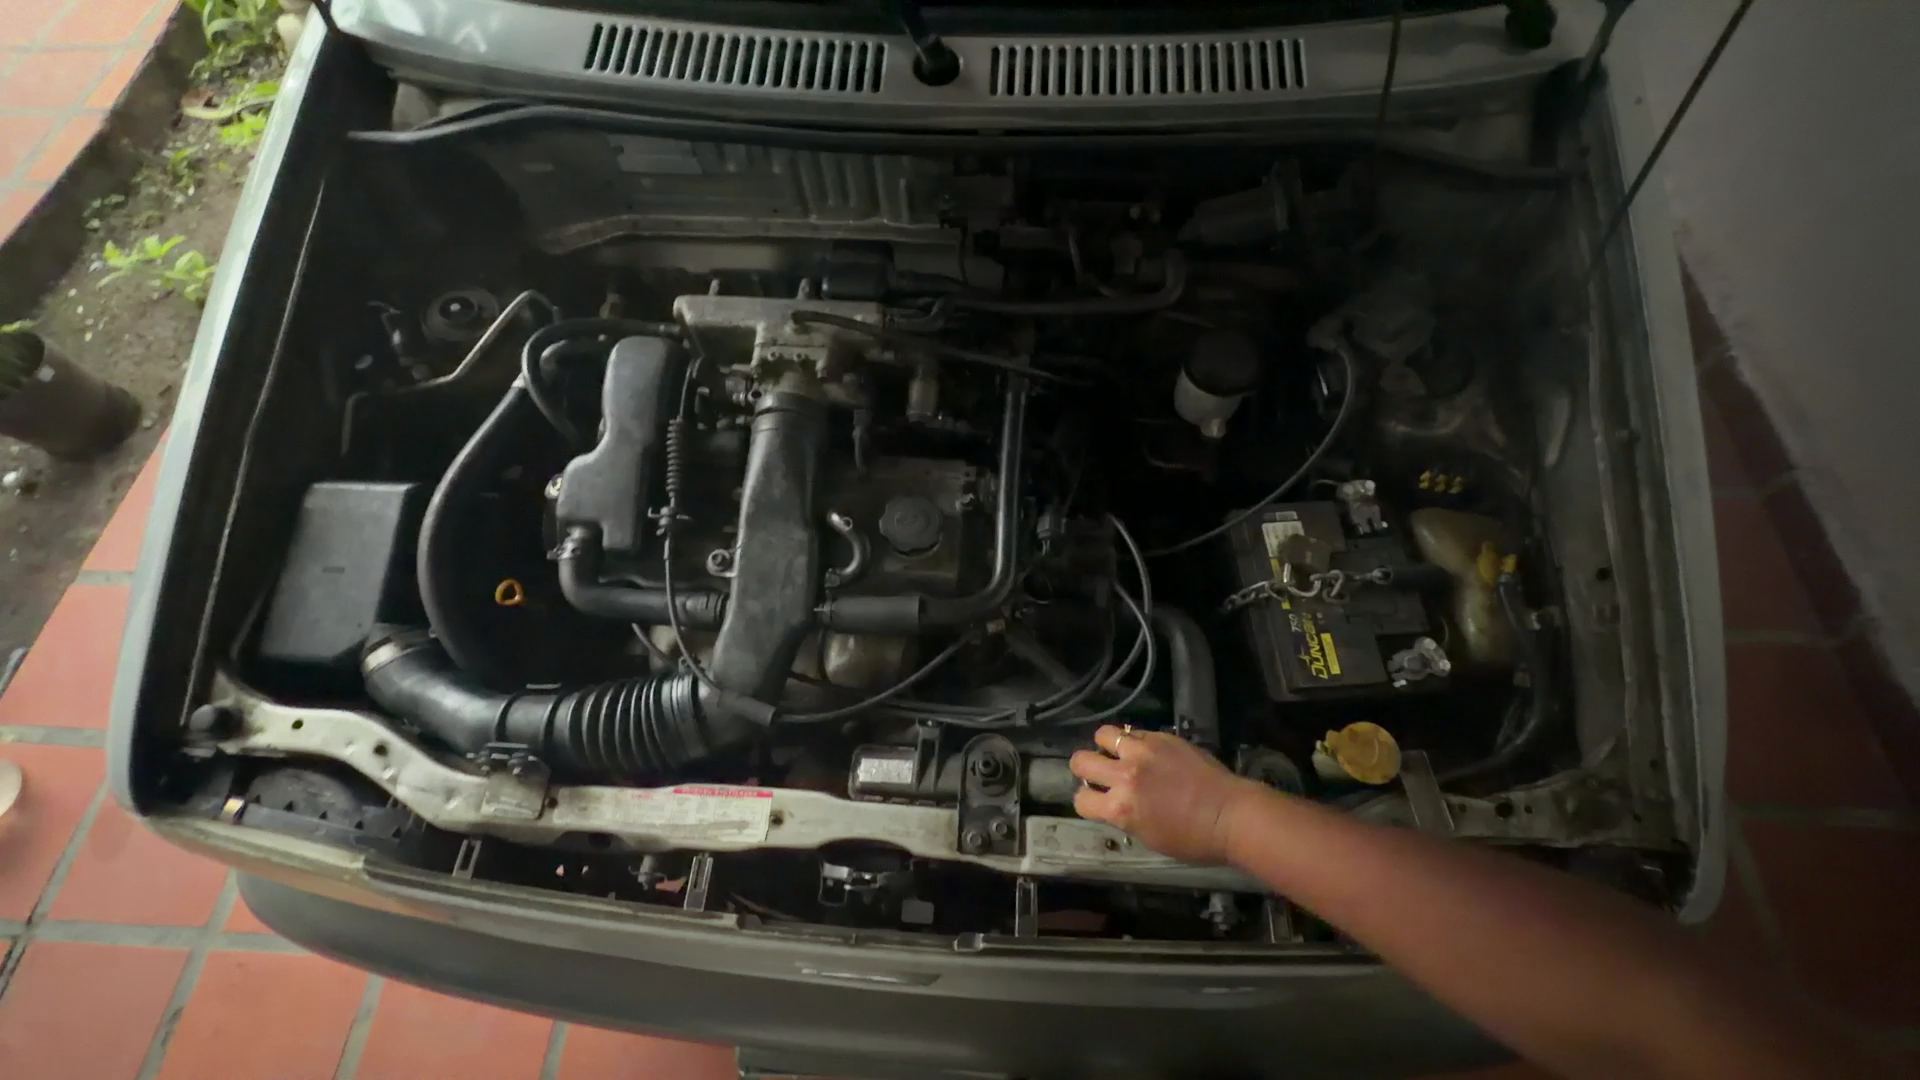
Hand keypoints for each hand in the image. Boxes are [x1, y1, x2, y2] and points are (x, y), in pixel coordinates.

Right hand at [1069, 725, 1267, 863]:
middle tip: (1098, 773)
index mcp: (1120, 808)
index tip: (1097, 800)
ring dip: (1106, 746)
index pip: (1081, 800)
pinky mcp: (1160, 737)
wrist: (1230, 814)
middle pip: (1081, 761)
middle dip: (1084, 769)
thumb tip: (1114, 803)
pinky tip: (1146, 751)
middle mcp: (1125, 776)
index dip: (1087, 801)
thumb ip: (1125, 817)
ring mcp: (1142, 751)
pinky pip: (1133, 731)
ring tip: (1119, 753)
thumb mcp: (1150, 838)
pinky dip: (1133, 741)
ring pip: (1103, 735)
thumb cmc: (1193, 839)